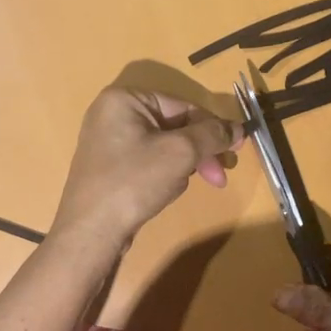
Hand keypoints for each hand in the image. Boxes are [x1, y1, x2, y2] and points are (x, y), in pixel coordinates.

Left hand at [49, 86, 243, 251]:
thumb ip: (212, 135)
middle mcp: (113, 114)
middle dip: (198, 152)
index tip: (236, 148)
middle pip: (174, 126)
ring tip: (181, 187)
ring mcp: (109, 141)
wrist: (90, 231)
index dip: (212, 127)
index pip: (182, 106)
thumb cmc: (133, 181)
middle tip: (220, 176)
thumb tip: (239, 127)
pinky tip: (166, 193)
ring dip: (182, 165)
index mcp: (125, 99)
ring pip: (164, 146)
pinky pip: (148, 161)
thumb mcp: (180, 153)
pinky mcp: (109, 166)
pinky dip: (164, 174)